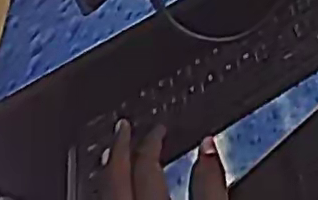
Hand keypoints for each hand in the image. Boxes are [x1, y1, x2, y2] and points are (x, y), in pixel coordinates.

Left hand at [103, 120, 228, 199]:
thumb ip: (211, 187)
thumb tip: (208, 145)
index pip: (147, 166)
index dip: (153, 141)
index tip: (160, 126)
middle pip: (117, 177)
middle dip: (120, 148)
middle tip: (123, 125)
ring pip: (106, 194)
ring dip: (110, 171)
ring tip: (111, 155)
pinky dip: (108, 191)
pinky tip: (113, 190)